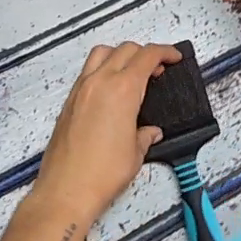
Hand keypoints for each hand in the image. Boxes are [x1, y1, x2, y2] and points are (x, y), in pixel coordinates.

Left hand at [32, 42, 182, 223]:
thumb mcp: (135, 154)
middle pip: (126, 49)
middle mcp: (100, 81)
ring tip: (131, 72)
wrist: (66, 191)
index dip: (165, 52)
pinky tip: (110, 90)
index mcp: (122, 89)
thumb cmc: (102, 174)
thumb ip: (145, 135)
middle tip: (157, 69)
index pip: (147, 56)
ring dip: (121, 55)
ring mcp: (81, 88)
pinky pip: (87, 70)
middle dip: (145, 53)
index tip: (174, 57)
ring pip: (102, 52)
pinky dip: (103, 68)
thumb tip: (150, 132)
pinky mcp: (69, 100)